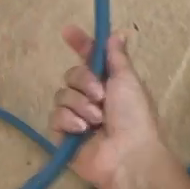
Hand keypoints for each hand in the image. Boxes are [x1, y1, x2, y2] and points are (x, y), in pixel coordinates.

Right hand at [47, 25, 166, 188]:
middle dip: (84, 82)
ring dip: (80, 104)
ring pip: (62, 95)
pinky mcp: (64, 135)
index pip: (89, 57)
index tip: (67, 31)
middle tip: (100, 95)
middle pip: (72, 74)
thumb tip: (118, 33)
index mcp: (108, 83)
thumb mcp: (128, 80)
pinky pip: (55, 116)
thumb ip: (116, 56)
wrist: (128, 157)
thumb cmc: (133, 116)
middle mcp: (91, 97)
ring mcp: (76, 117)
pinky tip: (83, 131)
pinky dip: (69, 120)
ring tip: (96, 120)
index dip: (79, 43)